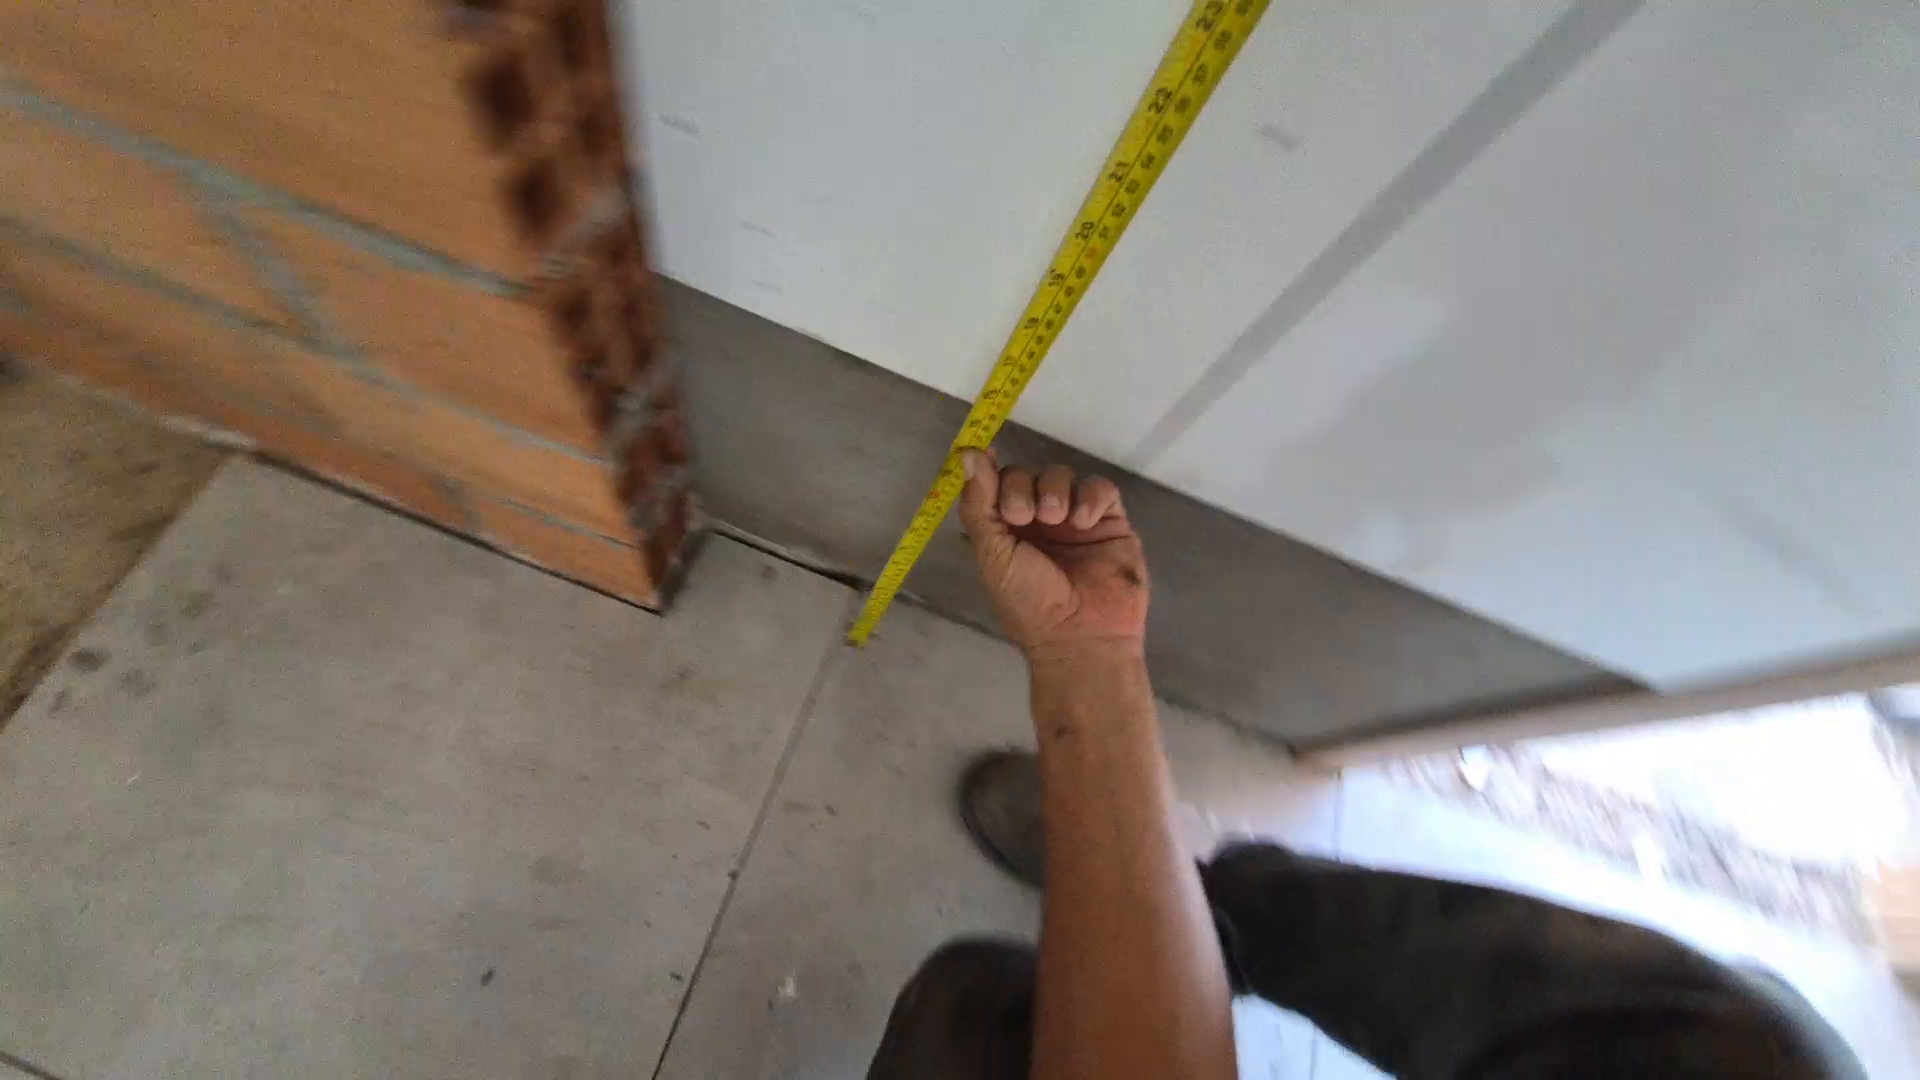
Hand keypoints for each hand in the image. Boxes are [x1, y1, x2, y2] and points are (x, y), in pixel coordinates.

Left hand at [957, 449, 1147, 660]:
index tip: (989, 465)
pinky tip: (1082, 521)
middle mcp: (1037, 521)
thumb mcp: (992, 554)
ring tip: (1055, 519)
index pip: (995, 483)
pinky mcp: (1109, 523)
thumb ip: (979, 504)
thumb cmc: (1029, 601)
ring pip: (1061, 474)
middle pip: (1027, 473)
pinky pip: (1100, 489)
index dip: (992, 474)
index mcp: (1005, 530)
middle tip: (1024, 516)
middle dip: (1022, 486)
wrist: (1080, 637)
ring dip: (1054, 489)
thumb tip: (967, 453)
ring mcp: (1074, 519)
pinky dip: (1090, 497)